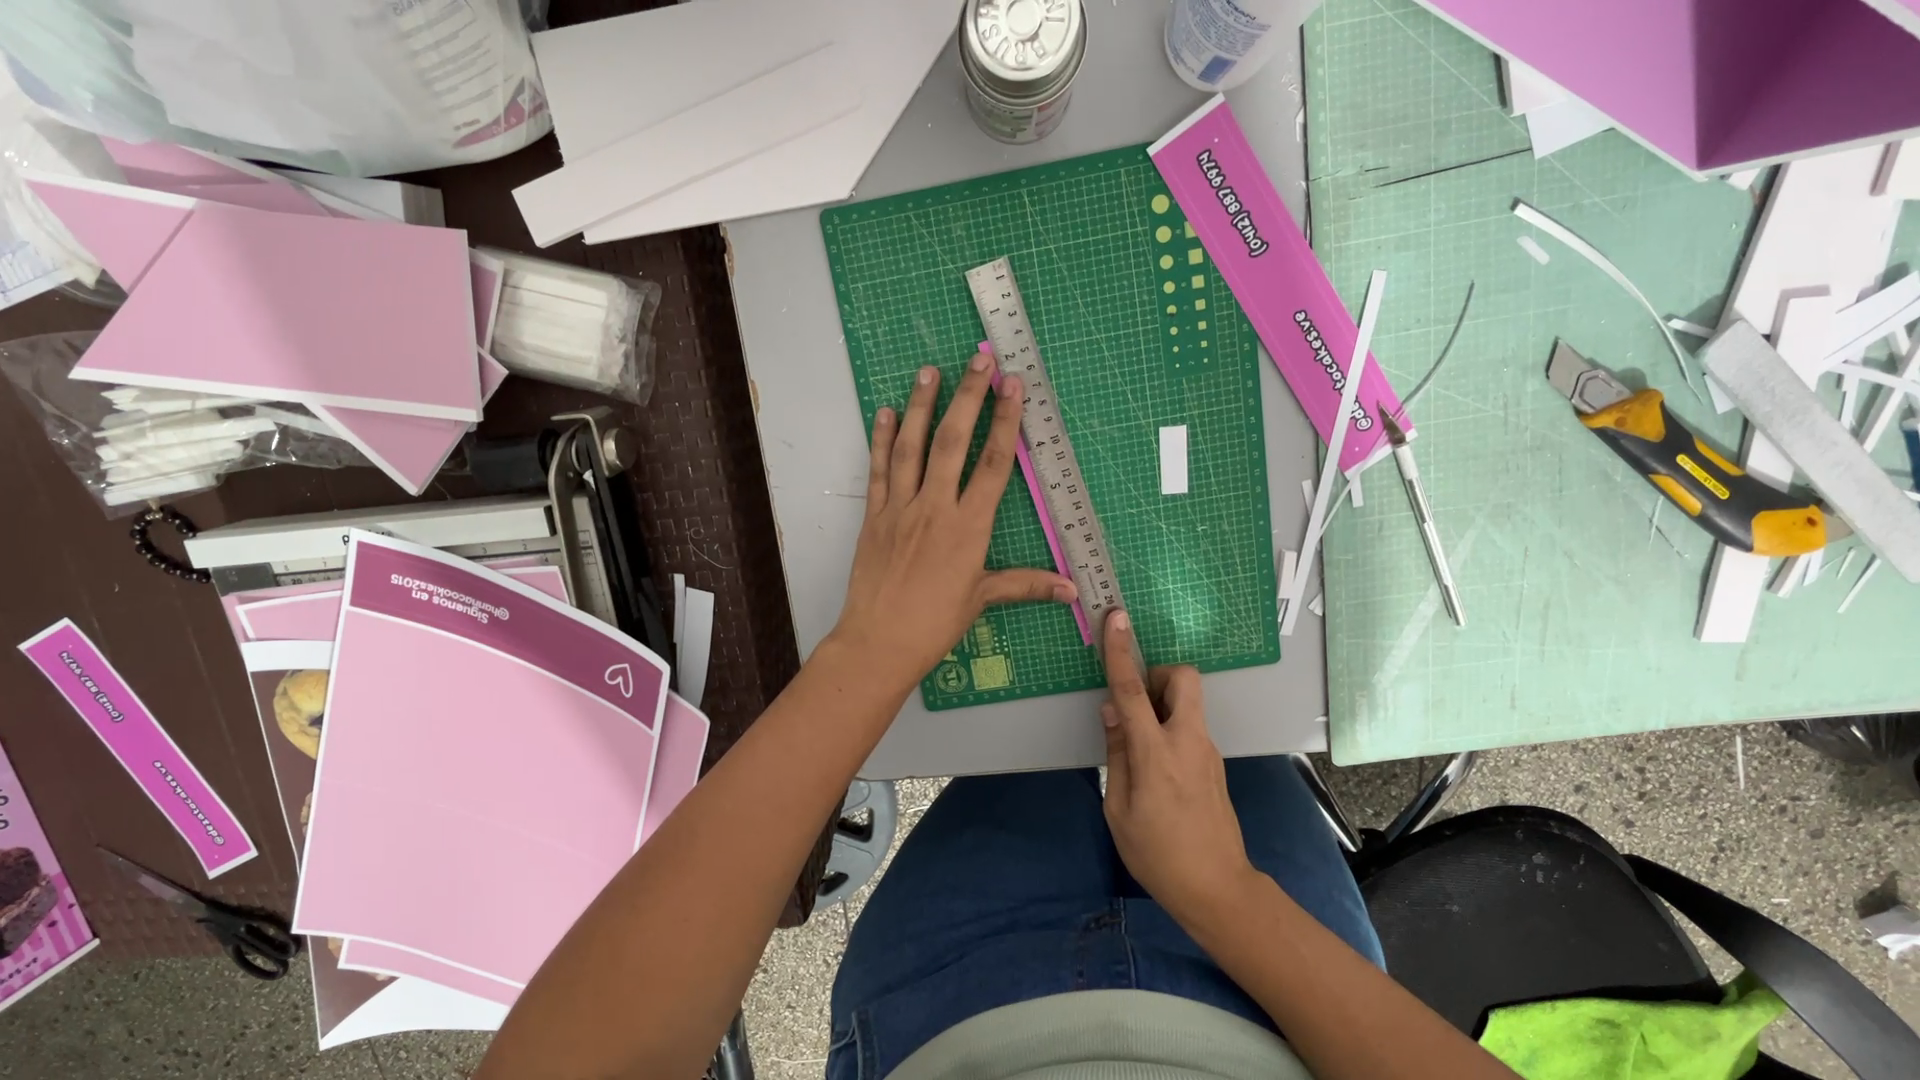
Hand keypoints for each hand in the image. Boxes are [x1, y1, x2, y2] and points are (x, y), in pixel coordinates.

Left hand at [829, 350, 1076, 692]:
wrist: (879, 642)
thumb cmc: (935, 623)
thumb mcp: (982, 600)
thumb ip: (1026, 584)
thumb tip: (1072, 589)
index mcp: (969, 527)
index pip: (994, 464)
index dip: (1006, 422)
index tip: (1013, 386)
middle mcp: (935, 508)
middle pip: (954, 442)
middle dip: (969, 397)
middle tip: (978, 360)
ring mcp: (900, 508)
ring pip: (913, 447)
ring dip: (923, 406)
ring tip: (930, 370)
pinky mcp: (873, 516)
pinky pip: (878, 470)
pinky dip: (882, 439)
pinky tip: (886, 412)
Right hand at [1099, 610, 1260, 927]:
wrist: (1217, 888)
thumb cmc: (1157, 854)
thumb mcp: (1119, 808)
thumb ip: (1116, 753)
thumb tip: (1113, 711)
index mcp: (1156, 754)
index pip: (1133, 691)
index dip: (1122, 652)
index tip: (1116, 619)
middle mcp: (1188, 742)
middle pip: (1182, 678)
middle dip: (1157, 674)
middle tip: (1134, 703)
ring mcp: (1207, 751)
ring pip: (1187, 703)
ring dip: (1160, 705)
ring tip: (1135, 745)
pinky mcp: (1214, 763)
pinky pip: (1188, 727)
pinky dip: (1167, 728)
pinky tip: (1152, 767)